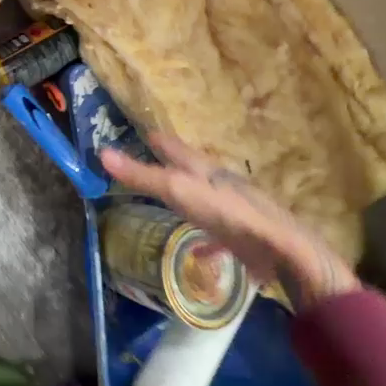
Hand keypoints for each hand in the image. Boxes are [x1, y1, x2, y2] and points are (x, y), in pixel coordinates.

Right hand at [99, 132, 360, 309]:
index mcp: (203, 168)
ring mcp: (234, 211)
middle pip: (190, 170)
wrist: (284, 252)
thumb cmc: (229, 214)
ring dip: (188, 198)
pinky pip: (218, 235)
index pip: (173, 147)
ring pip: (205, 199)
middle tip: (150, 163)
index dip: (155, 140)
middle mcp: (219, 184)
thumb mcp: (178, 191)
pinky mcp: (244, 238)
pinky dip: (205, 240)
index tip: (141, 133)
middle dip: (171, 166)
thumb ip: (141, 175)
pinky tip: (198, 252)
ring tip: (170, 201)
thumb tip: (101, 153)